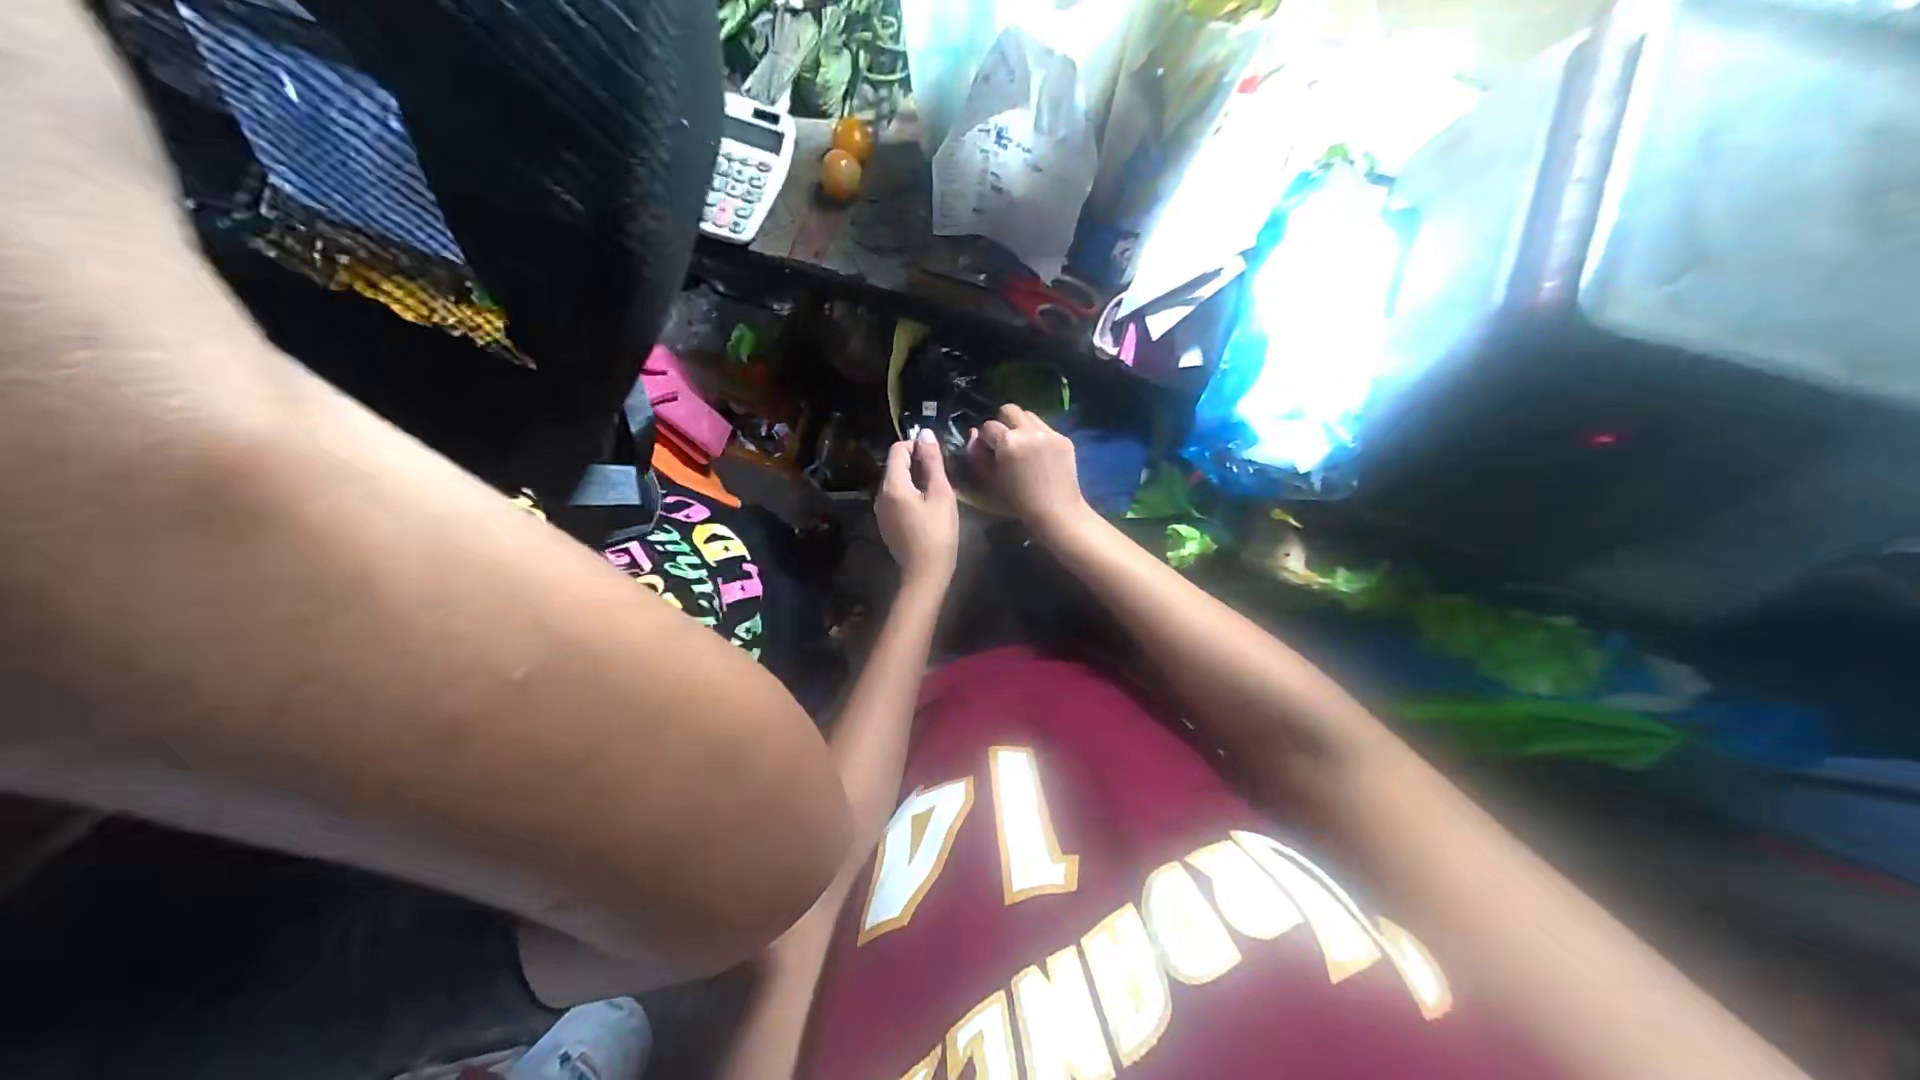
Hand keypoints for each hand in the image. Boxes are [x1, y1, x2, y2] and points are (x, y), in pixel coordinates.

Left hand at [876, 430, 958, 589]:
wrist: (925, 573)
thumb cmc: (938, 532)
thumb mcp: (941, 493)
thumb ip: (932, 462)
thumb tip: (925, 434)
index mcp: (892, 485)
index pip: (898, 449)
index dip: (917, 446)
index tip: (937, 456)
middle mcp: (880, 494)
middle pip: (895, 466)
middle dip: (916, 463)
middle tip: (940, 474)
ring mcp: (880, 510)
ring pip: (895, 483)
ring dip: (913, 479)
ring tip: (935, 491)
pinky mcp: (885, 523)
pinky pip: (895, 499)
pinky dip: (909, 495)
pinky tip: (926, 508)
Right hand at [967, 405, 1093, 541]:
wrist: (1055, 511)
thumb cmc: (1018, 501)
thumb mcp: (991, 479)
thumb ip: (977, 455)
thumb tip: (973, 434)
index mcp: (1007, 441)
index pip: (988, 425)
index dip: (986, 437)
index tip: (989, 449)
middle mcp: (1028, 431)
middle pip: (1009, 409)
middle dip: (1003, 422)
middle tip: (1004, 440)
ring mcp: (1049, 433)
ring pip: (1029, 415)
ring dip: (1021, 426)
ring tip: (1022, 445)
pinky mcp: (1063, 438)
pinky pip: (1045, 428)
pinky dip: (1038, 436)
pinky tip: (1039, 454)